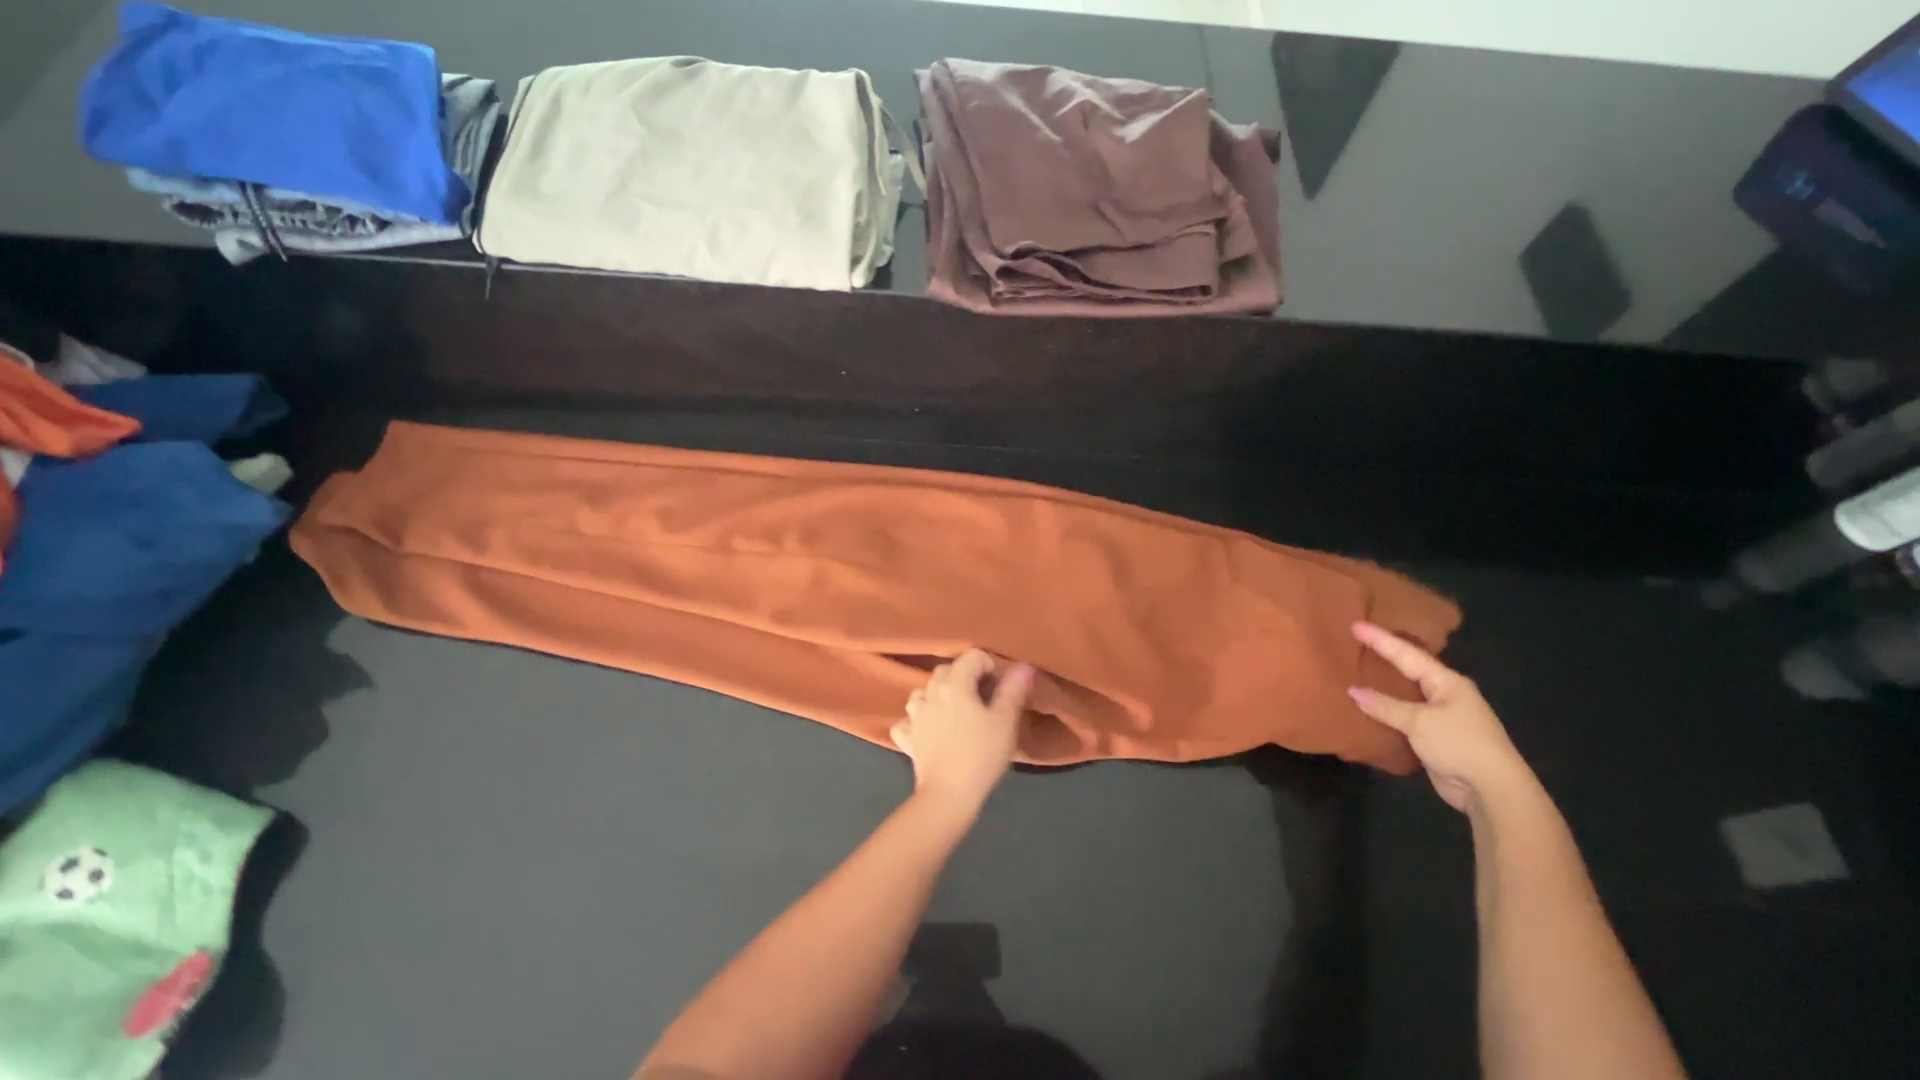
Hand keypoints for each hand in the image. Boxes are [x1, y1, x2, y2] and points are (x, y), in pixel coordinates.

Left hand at [892, 649, 1034, 817]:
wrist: (949, 794)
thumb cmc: (982, 754)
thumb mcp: (1005, 721)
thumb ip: (1013, 690)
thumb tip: (1024, 666)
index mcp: (954, 684)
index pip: (972, 657)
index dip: (989, 665)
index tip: (1000, 686)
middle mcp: (929, 693)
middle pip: (946, 670)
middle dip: (965, 676)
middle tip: (984, 698)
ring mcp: (914, 716)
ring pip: (923, 692)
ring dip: (938, 695)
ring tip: (957, 712)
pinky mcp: (907, 738)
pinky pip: (909, 721)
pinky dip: (918, 721)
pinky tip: (928, 731)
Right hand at [1347, 622, 1533, 814]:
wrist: (1491, 788)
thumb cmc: (1460, 744)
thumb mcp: (1420, 722)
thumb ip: (1386, 706)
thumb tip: (1353, 691)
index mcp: (1447, 682)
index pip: (1407, 654)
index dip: (1380, 639)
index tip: (1355, 624)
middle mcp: (1445, 694)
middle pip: (1409, 670)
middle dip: (1384, 657)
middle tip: (1355, 642)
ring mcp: (1441, 717)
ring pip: (1405, 695)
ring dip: (1383, 687)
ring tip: (1356, 671)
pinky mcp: (1434, 738)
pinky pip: (1404, 718)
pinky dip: (1386, 713)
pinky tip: (1368, 709)